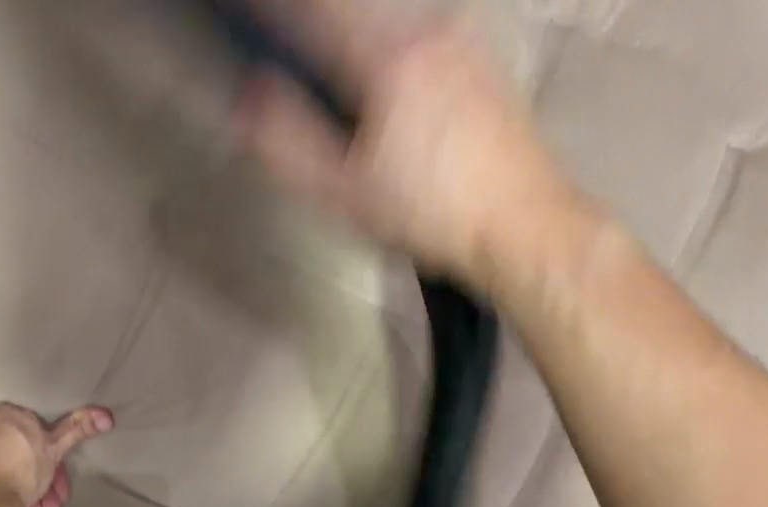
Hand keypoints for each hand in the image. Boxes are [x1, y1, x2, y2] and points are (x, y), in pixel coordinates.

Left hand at [0, 403, 114, 506]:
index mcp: (5, 414)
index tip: (55, 485)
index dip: (47, 461)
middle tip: (43, 506)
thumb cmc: (21, 475)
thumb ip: (77, 428)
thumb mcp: (53, 450)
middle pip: (10, 452)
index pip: (30, 433)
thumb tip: (106, 415)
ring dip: (10, 490)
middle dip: (31, 480)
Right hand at [233, 4, 580, 290]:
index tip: (252, 16)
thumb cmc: (435, 213)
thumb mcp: (342, 191)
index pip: (316, 16)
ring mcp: (463, 42)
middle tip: (294, 59)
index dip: (277, 17)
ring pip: (388, 27)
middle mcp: (430, 33)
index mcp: (390, 58)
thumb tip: (249, 103)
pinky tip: (388, 107)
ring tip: (342, 98)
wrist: (518, 225)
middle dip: (320, 37)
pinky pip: (420, 41)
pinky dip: (391, 57)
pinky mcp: (481, 60)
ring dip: (356, 49)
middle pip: (354, 16)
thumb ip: (287, 141)